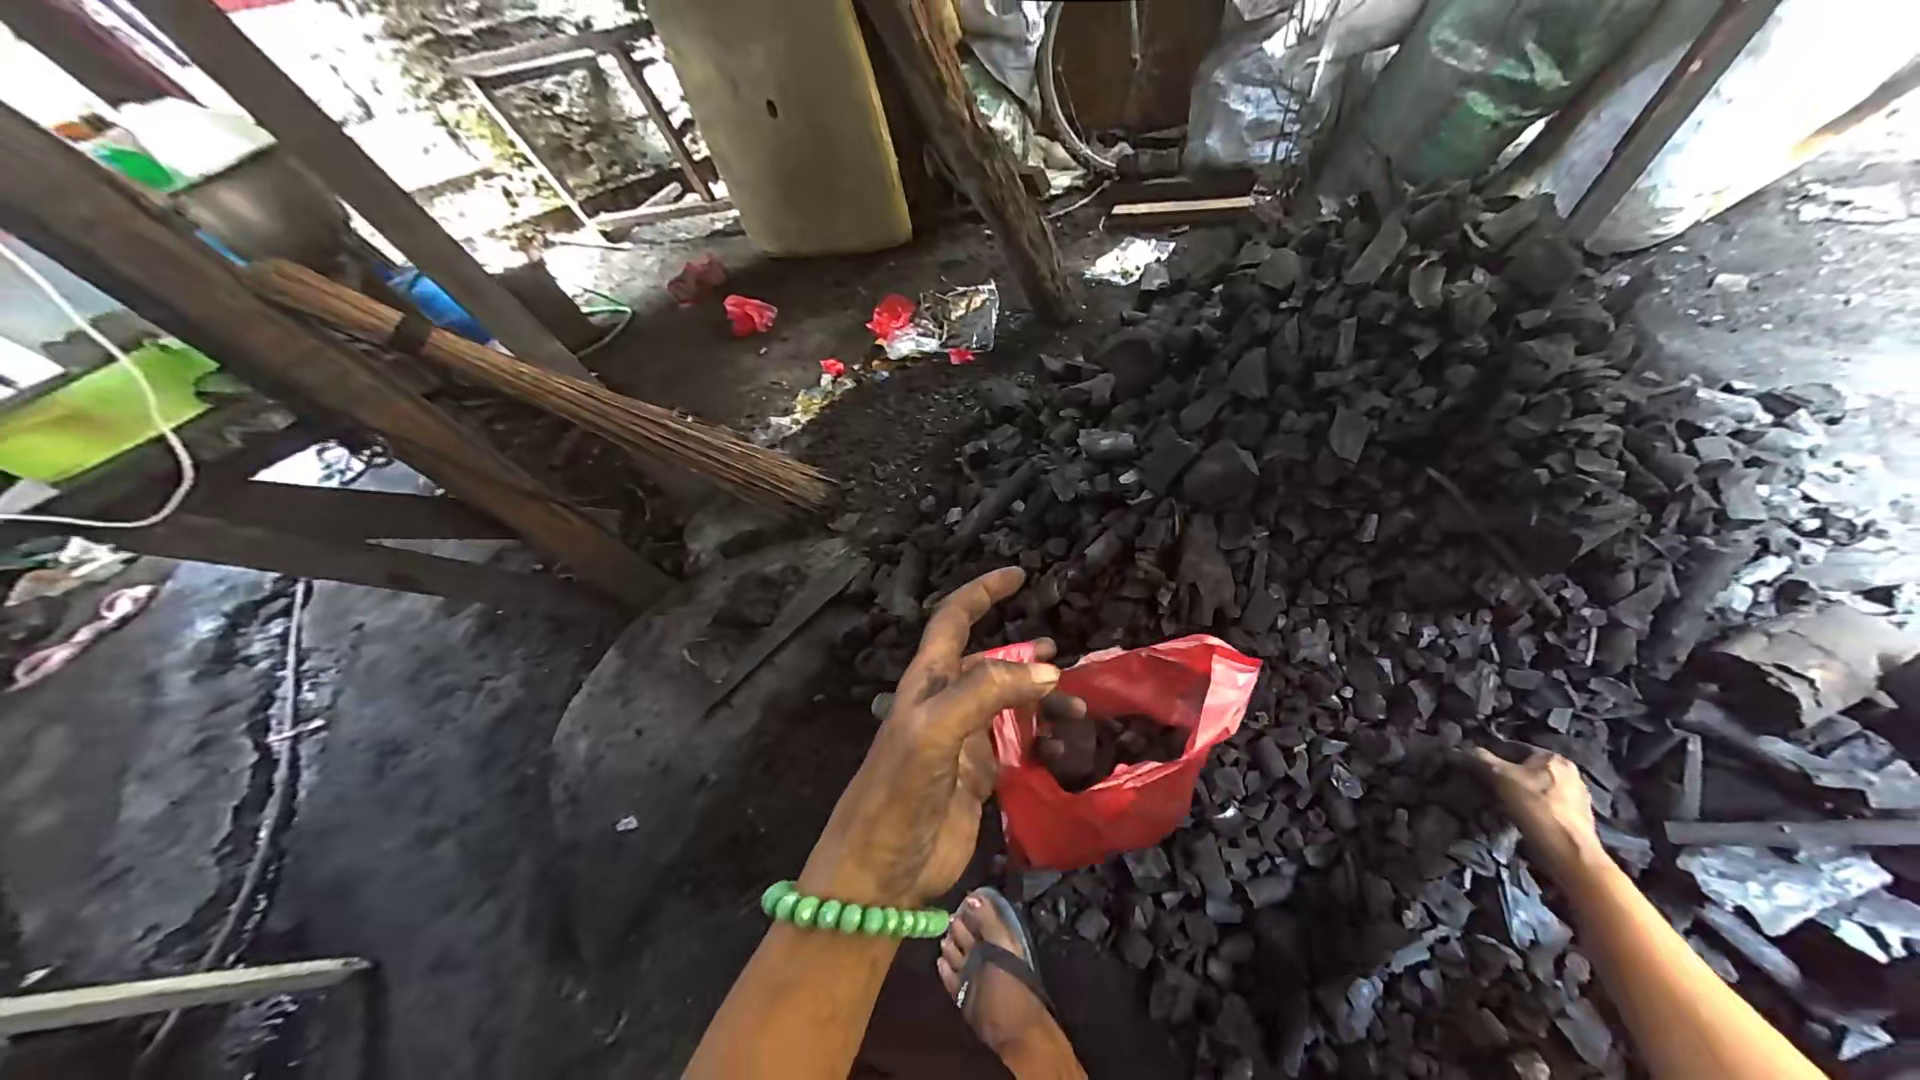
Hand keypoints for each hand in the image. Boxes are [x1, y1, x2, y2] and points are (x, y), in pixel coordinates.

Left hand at [798, 567, 1067, 909]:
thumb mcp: (934, 730)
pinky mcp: (980, 776)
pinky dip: (1045, 741)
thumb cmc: (898, 790)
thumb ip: (986, 693)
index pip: (954, 621)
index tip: (1018, 575)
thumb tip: (1046, 671)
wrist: (882, 871)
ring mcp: (964, 740)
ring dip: (1044, 703)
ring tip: (1076, 711)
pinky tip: (1064, 748)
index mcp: (928, 681)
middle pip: (993, 665)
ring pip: (1012, 706)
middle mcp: (947, 703)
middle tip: (1066, 666)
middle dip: (1028, 659)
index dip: (982, 593)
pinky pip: (1019, 745)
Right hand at [1469, 745, 1603, 878]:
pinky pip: (1544, 805)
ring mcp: (1576, 797)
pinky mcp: (1577, 818)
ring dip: (1517, 794)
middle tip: (1485, 787)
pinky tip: (1519, 817)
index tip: (1475, 769)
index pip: (1512, 749)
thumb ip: (1479, 757)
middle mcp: (1570, 773)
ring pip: (1534, 789)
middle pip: (1524, 770)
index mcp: (1554, 758)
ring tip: (1499, 804)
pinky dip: (1530, 808)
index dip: (1490, 757)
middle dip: (1505, 777)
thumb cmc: (1535, 806)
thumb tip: (1460, 749)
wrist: (1568, 851)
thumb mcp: (1499, 775)